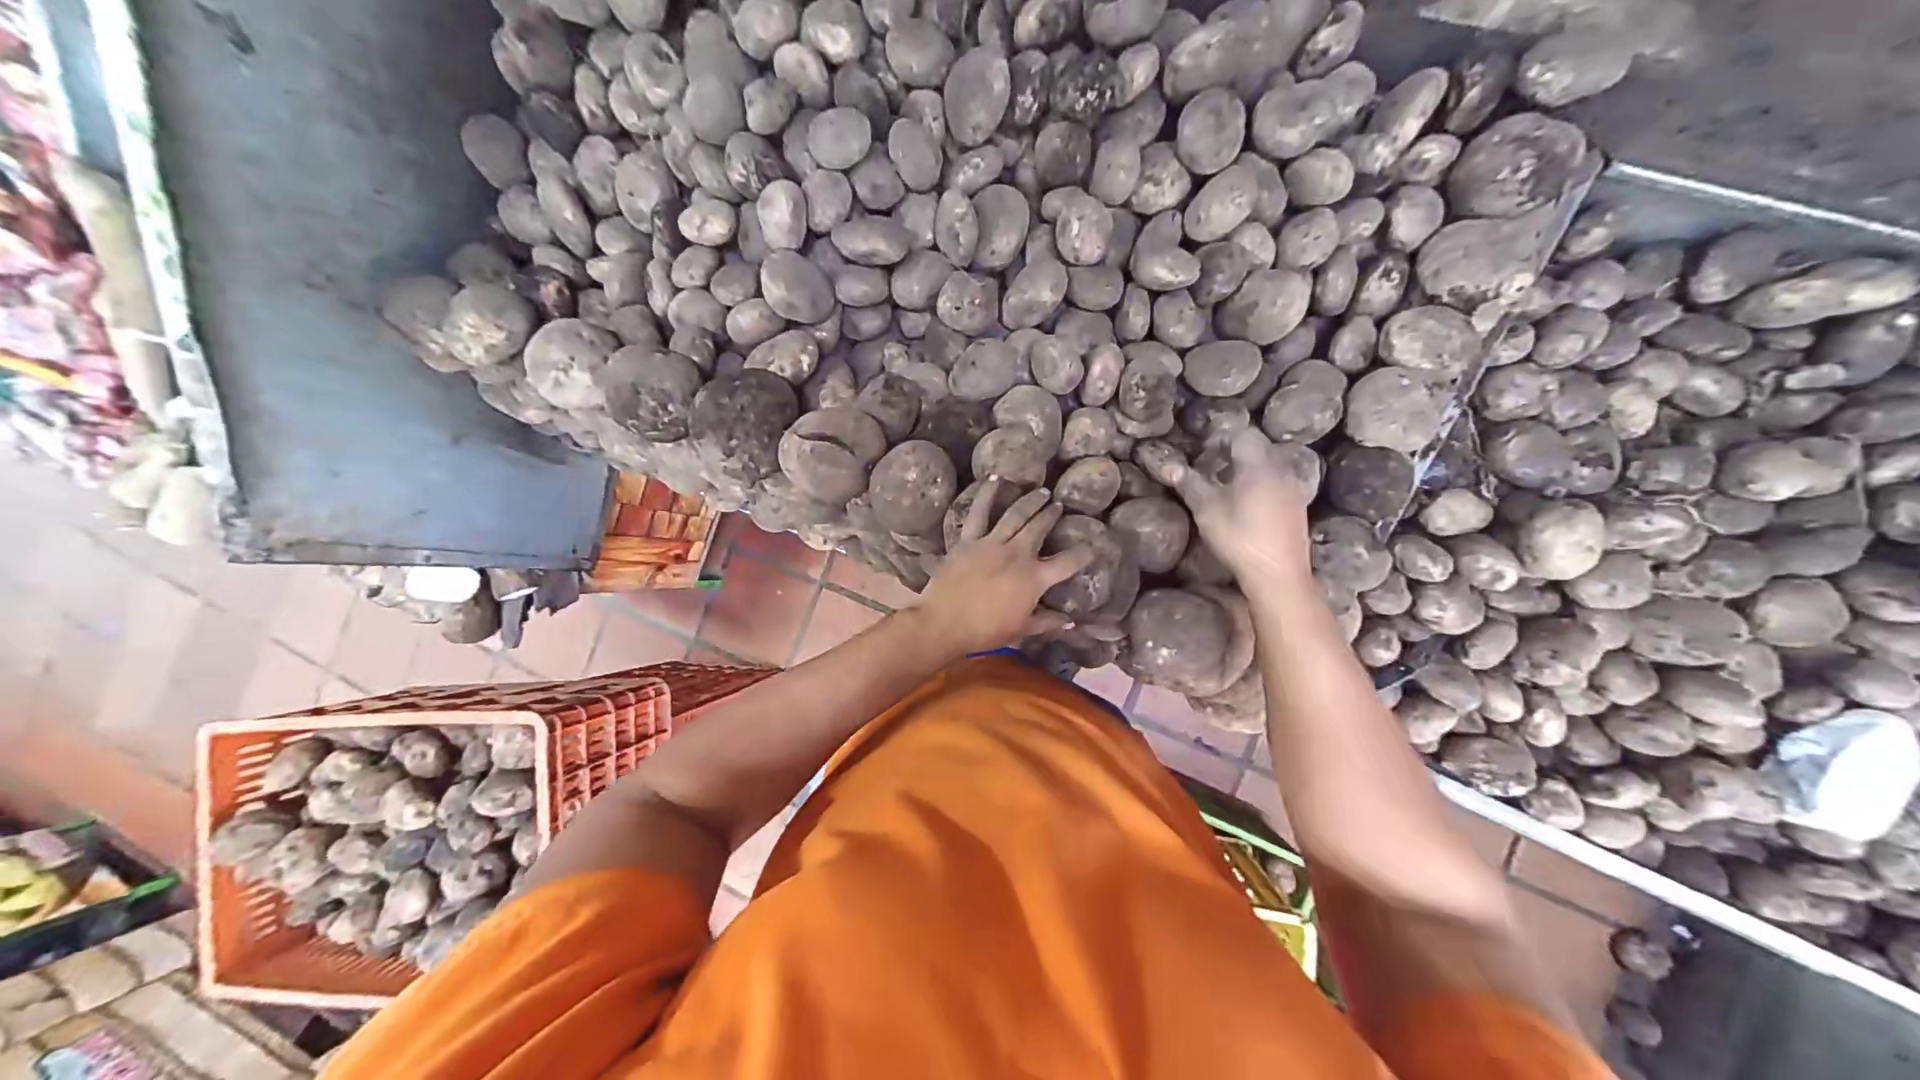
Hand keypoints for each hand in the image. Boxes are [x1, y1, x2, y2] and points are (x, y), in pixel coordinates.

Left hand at [915, 482, 1093, 655]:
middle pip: (1040, 527)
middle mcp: (1017, 553)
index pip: (1067, 562)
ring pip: (1015, 514)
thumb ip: (1047, 622)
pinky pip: (979, 512)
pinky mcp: (968, 540)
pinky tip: (995, 479)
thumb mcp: (1021, 630)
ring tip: (1041, 492)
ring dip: (1030, 501)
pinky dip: (986, 494)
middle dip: (1052, 515)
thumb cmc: (986, 631)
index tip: (1092, 548)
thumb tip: (1069, 620)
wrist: (945, 623)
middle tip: (1058, 506)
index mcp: (1034, 578)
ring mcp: (992, 543)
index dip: (1083, 554)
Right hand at [1175, 428, 1313, 592]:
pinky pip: (1277, 482)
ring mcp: (1293, 489)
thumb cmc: (1239, 538)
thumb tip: (1169, 466)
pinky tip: (1246, 507)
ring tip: (1226, 488)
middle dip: (1234, 452)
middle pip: (1258, 447)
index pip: (1242, 434)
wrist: (1278, 574)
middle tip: (1211, 469)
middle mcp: (1280, 470)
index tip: (1203, 455)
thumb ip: (1189, 484)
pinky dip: (1260, 484)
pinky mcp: (1297, 507)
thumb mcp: (1206, 510)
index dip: (1221, 439)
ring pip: (1269, 465)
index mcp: (1258, 465)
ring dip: (1247, 469)